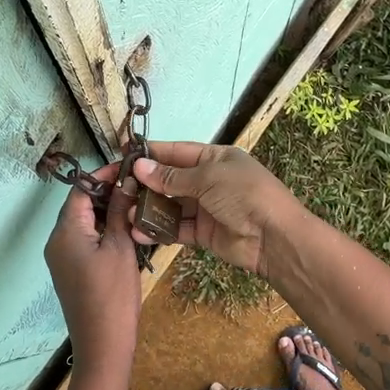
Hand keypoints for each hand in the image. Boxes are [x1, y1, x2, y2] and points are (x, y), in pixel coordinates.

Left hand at [43, 162, 140, 369]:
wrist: (103, 344)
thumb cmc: (113, 294)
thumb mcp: (121, 247)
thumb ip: (121, 211)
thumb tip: (126, 182)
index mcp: (65, 231)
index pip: (80, 189)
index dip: (103, 175)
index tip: (128, 167)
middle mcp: (56, 241)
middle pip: (79, 205)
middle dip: (106, 193)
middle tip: (137, 186)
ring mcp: (61, 258)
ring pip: (83, 223)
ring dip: (107, 212)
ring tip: (137, 205)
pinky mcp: (70, 271)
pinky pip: (84, 240)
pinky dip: (103, 231)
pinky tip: (127, 230)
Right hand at [129, 142, 309, 276]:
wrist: (275, 237)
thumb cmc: (245, 195)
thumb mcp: (209, 178)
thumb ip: (172, 176)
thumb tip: (140, 166)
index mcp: (214, 158)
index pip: (174, 152)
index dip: (148, 153)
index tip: (120, 155)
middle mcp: (208, 180)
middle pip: (168, 179)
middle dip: (142, 184)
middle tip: (115, 189)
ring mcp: (206, 208)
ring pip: (169, 205)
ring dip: (147, 208)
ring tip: (124, 212)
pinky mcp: (203, 233)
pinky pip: (176, 229)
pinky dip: (157, 230)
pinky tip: (137, 232)